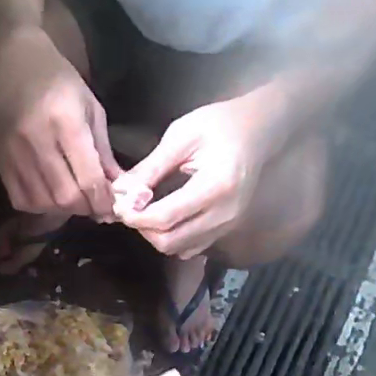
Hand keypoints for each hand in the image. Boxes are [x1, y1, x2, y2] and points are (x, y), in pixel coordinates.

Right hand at [0, 30, 117, 216]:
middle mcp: (37, 139)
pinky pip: (21, 198)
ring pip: (44, 202)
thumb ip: (104, 153)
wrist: (16, 61)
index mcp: (66, 123)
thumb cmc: (61, 83)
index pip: (88, 178)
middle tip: (96, 205)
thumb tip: (120, 190)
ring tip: (76, 199)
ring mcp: (14, 151)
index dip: (103, 201)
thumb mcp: (92, 110)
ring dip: (65, 210)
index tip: (113, 209)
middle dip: (86, 208)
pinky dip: (40, 206)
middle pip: (66, 196)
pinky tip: (51, 197)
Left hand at [110, 94, 276, 257]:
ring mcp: (227, 225)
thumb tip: (120, 191)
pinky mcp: (226, 230)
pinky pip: (192, 248)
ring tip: (144, 212)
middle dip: (143, 229)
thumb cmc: (219, 125)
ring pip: (179, 249)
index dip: (136, 216)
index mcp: (215, 186)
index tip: (119, 204)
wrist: (256, 132)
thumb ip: (150, 168)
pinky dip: (172, 239)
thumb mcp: (180, 137)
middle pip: (171, 241)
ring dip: (155, 236)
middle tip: (129, 209)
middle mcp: (225, 214)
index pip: (166, 217)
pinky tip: (164, 218)